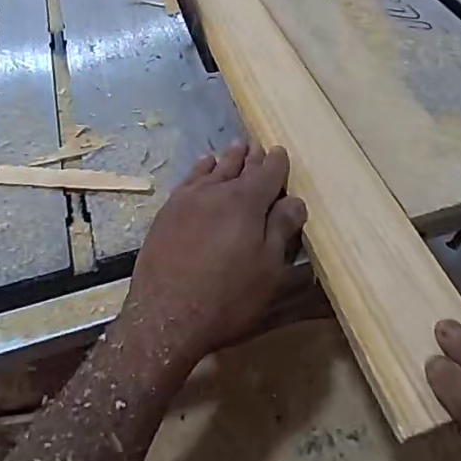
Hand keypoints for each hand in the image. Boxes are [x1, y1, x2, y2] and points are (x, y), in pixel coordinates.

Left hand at [116, 142, 305, 370]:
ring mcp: (189, 198)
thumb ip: (282, 229)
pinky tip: (203, 165)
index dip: (277, 163)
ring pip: (214, 168)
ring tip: (236, 147)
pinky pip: (189, 178)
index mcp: (247, 202)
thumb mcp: (268, 270)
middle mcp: (218, 190)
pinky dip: (201, 168)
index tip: (280, 152)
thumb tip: (294, 199)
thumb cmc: (227, 298)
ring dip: (228, 158)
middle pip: (239, 166)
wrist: (165, 315)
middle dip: (252, 156)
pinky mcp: (168, 210)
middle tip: (258, 146)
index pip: (268, 173)